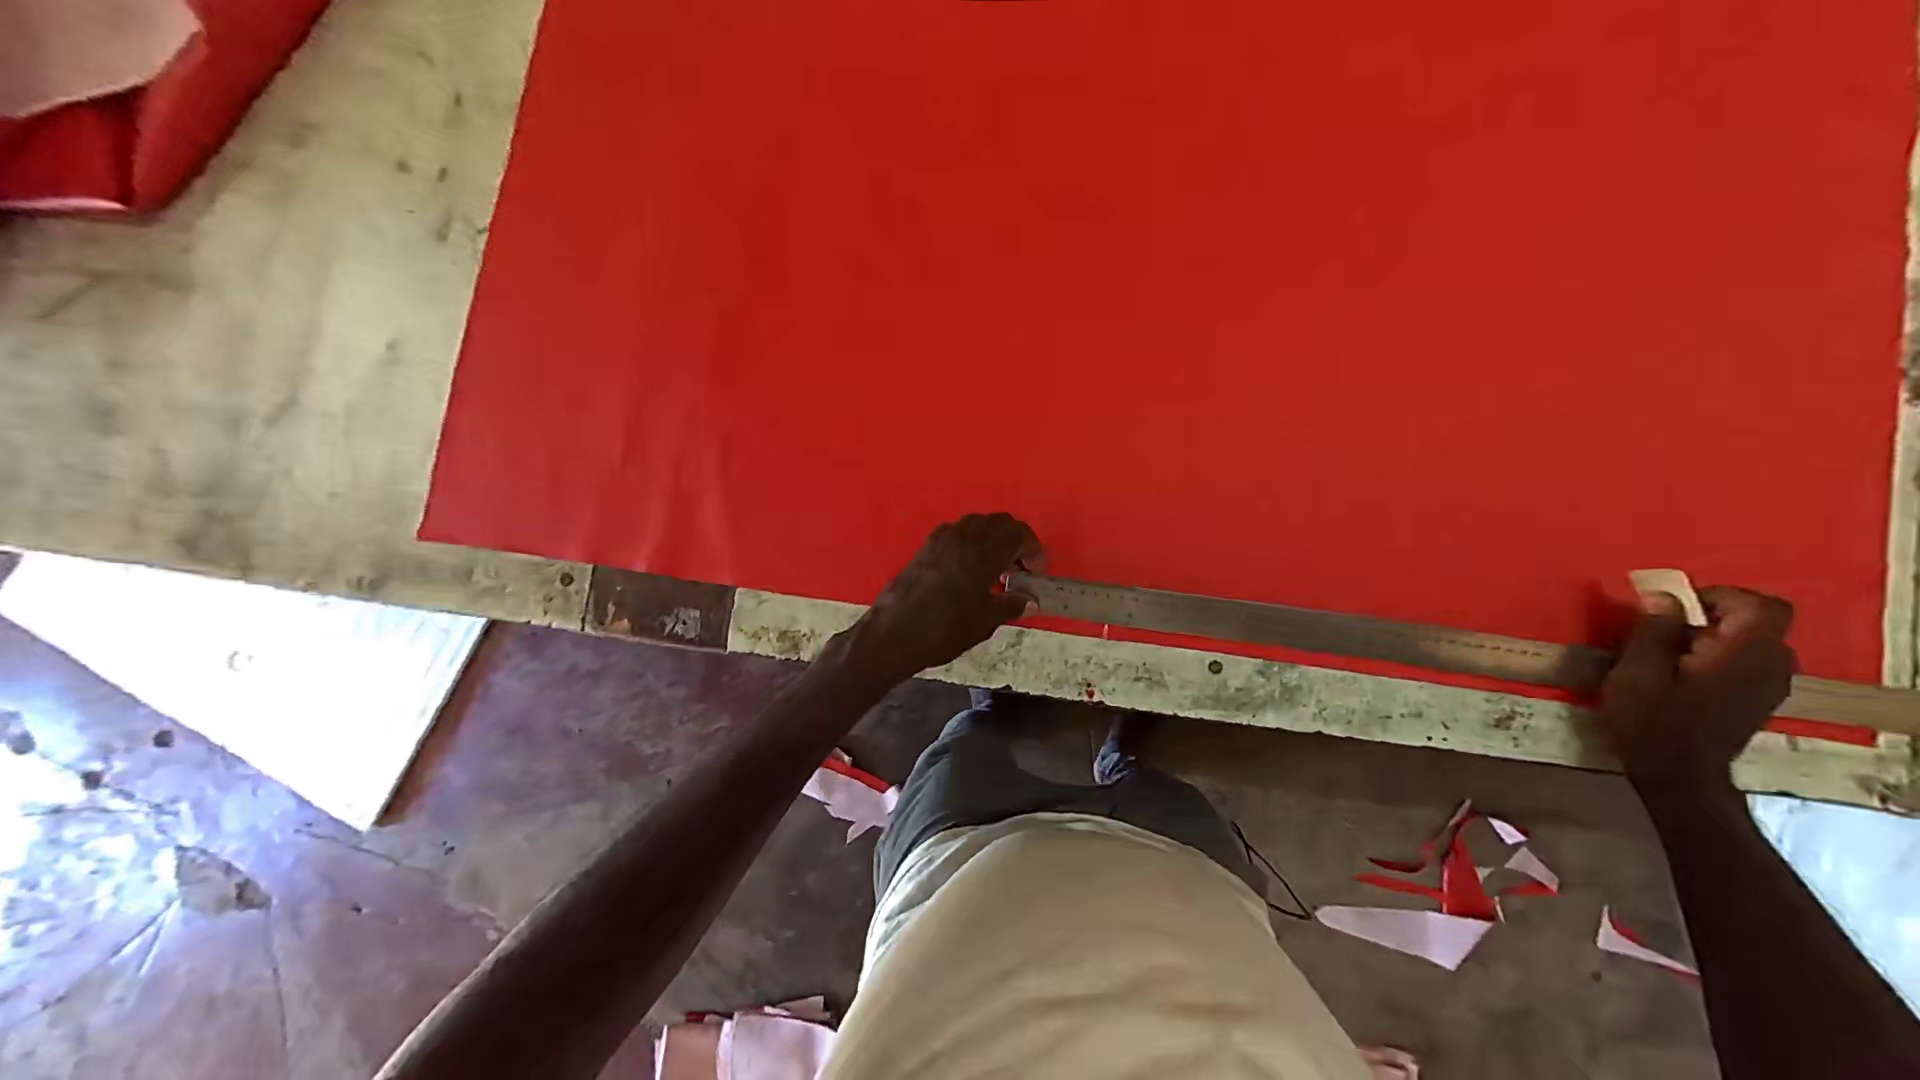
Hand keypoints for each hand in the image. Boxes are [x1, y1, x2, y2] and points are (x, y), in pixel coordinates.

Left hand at [841, 513, 1043, 679]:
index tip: (1036, 572)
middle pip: (998, 523)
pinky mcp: (925, 548)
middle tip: (1019, 570)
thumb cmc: (945, 628)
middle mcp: (963, 536)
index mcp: (983, 550)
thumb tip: (1029, 600)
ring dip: (992, 541)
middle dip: (1014, 542)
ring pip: (976, 526)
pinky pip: (956, 534)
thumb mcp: (985, 620)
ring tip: (995, 572)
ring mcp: (941, 539)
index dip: (1033, 550)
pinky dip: (970, 545)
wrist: (893, 633)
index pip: (1018, 533)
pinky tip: (968, 572)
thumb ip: (1011, 605)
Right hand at [1599, 586, 1796, 789]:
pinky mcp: (1759, 699)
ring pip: (1750, 643)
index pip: (1762, 605)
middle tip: (1659, 632)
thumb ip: (1654, 631)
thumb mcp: (1637, 672)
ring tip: (1665, 654)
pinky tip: (1680, 675)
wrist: (1679, 775)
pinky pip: (1747, 662)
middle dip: (1709, 617)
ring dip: (1710, 638)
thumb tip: (1663, 596)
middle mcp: (1773, 666)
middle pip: (1756, 623)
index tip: (1675, 606)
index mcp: (1746, 655)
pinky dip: (1717, 656)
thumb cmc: (1652, 721)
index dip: (1721, 595)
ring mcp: (1770, 685)